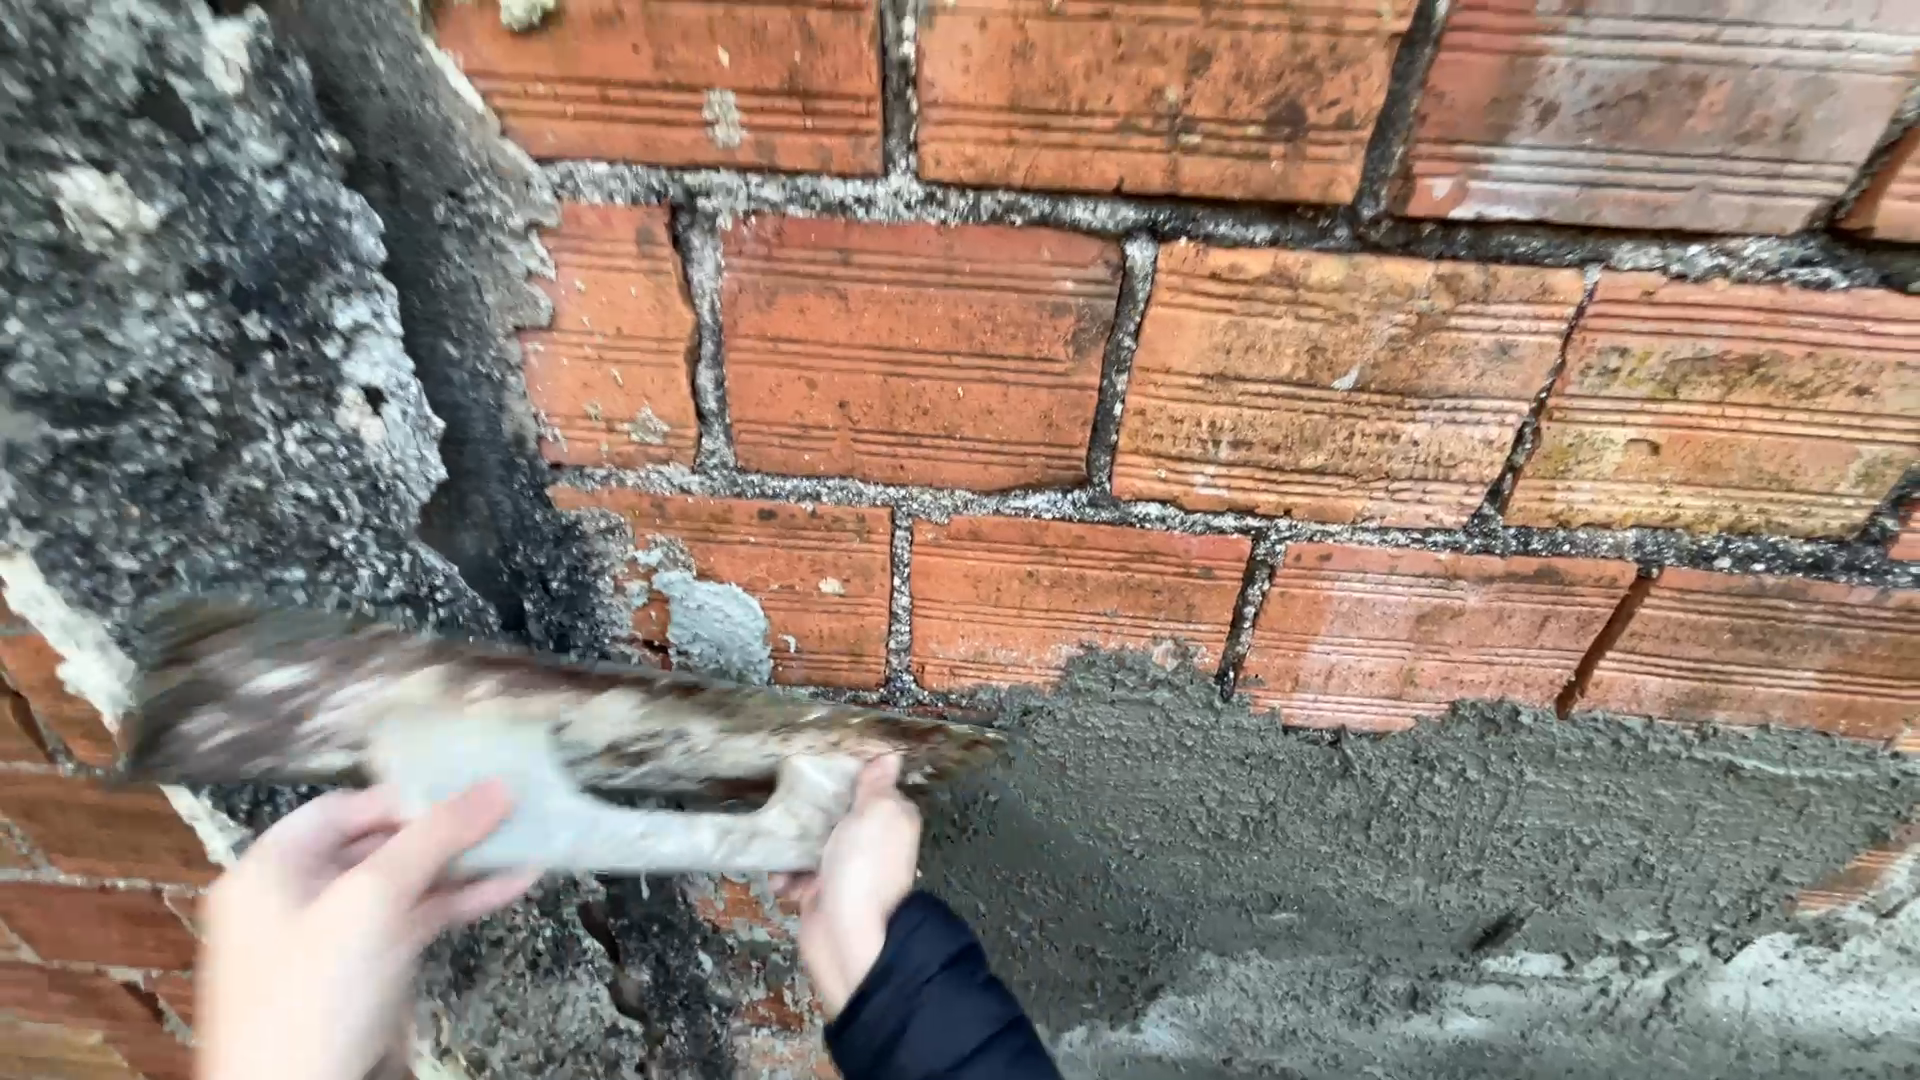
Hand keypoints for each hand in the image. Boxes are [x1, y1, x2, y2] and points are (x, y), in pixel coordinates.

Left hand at [196, 782, 538, 1079]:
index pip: (348, 806)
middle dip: (453, 827)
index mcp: (275, 869)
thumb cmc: (315, 993)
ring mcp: (341, 928)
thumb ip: (438, 835)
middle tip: (511, 810)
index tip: (471, 792)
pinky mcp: (375, 958)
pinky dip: (468, 896)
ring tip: (528, 839)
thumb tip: (500, 784)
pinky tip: (518, 881)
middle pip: (388, 838)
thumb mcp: (374, 900)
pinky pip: (426, 910)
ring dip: (471, 860)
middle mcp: (304, 891)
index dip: (408, 796)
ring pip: (415, 875)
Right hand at [774, 755, 920, 1016]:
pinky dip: (786, 876)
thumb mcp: (876, 813)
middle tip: (786, 796)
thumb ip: (877, 785)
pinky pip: (797, 873)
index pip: (870, 784)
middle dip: (811, 807)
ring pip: (811, 840)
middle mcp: (871, 840)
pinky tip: (782, 881)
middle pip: (836, 810)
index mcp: (891, 817)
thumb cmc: (865, 868)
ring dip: (792, 843)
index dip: (847, 773)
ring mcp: (845, 866)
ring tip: (778, 843)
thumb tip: (890, 755)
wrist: (848, 941)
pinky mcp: (820, 891)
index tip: (818, 759)